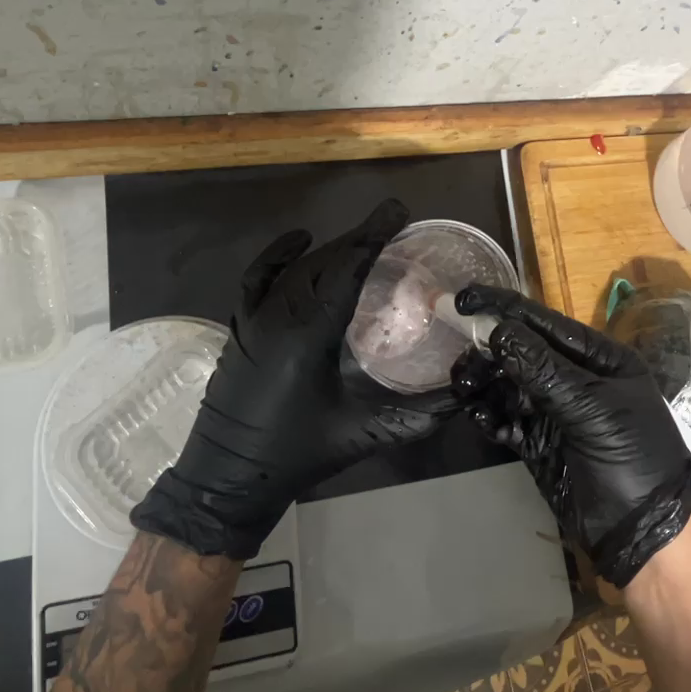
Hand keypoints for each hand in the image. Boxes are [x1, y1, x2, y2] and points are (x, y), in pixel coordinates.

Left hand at [131, 199, 458, 558]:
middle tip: (392, 224)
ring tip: (362, 238)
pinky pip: (258, 278)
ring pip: (296, 267)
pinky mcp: (240, 327)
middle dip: (359, 238)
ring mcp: (254, 319)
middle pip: (324, 262)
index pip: (346, 270)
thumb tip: (464, 395)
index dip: (373, 236)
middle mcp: (279, 317)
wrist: (226, 479)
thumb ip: (415, 416)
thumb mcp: (361, 436)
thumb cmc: (296, 457)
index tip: (397, 212)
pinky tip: (299, 240)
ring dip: (330, 248)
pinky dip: (278, 255)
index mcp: (309, 336)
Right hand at [451, 285, 690, 587]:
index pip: (545, 323)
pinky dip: (490, 415)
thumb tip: (500, 331)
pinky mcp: (540, 444)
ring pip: (509, 385)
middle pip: (521, 353)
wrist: (645, 537)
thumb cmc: (632, 459)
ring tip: (463, 388)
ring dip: (484, 383)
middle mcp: (576, 379)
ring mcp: (557, 412)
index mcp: (600, 359)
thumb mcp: (593, 409)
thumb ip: (544, 370)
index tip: (464, 300)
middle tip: (460, 360)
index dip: (504, 309)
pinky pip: (507, 419)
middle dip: (489, 352)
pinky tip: (480, 417)